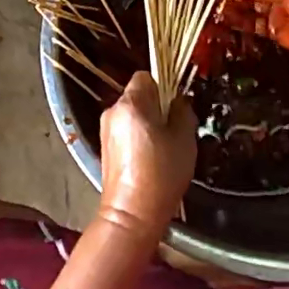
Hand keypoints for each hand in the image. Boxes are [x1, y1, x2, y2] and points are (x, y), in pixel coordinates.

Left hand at [97, 72, 195, 240]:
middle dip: (155, 104)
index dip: (163, 84)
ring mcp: (105, 127)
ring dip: (146, 120)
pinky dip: (137, 134)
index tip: (176, 102)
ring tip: (164, 145)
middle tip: (175, 126)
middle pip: (137, 94)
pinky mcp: (104, 144)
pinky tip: (150, 155)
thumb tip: (178, 100)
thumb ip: (182, 112)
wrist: (131, 211)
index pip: (145, 76)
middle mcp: (113, 110)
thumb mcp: (184, 140)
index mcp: (131, 104)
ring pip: (131, 112)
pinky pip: (124, 128)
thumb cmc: (162, 173)